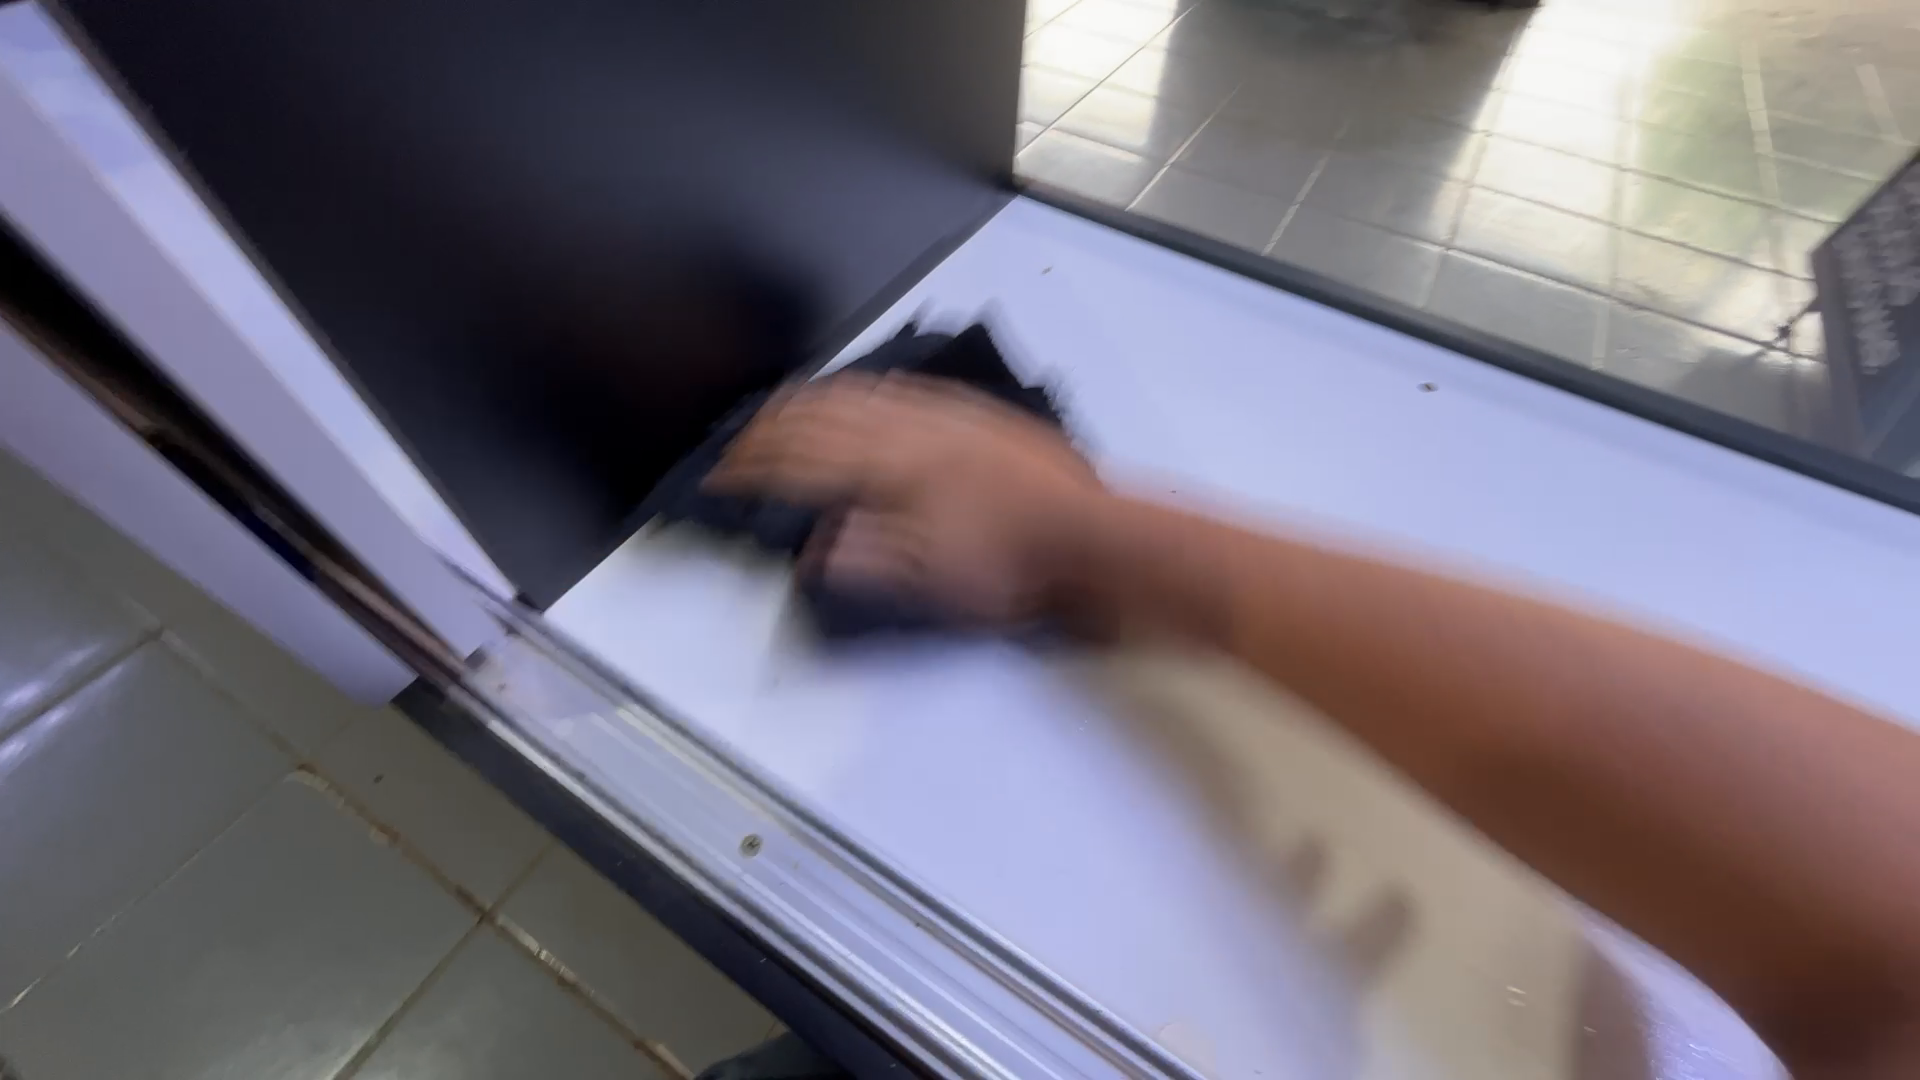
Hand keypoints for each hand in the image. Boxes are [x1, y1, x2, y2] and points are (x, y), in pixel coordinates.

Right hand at [706, 373, 1105, 623]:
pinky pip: (904, 387)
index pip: (806, 464)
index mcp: (898, 478)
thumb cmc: (1020, 566)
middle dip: (770, 431)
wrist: (1089, 538)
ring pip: (858, 396)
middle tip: (739, 443)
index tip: (724, 476)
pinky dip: (866, 387)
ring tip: (779, 408)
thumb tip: (814, 549)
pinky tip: (859, 388)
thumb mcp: (933, 581)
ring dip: (810, 402)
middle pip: (823, 421)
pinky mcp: (971, 414)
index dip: (756, 470)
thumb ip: (867, 558)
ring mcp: (944, 419)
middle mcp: (914, 437)